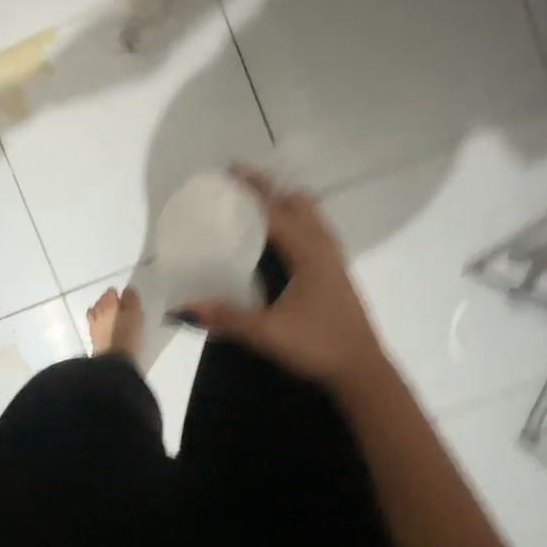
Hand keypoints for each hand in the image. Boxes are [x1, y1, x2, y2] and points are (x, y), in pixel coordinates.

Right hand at [185, 167, 383, 388]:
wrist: (363, 372)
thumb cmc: (318, 346)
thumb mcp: (268, 334)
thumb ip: (226, 318)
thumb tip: (184, 307)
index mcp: (308, 254)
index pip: (276, 212)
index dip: (251, 192)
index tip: (228, 173)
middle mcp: (324, 249)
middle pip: (298, 203)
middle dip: (270, 187)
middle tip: (241, 177)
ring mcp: (334, 260)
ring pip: (311, 216)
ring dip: (286, 201)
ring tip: (260, 197)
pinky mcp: (336, 274)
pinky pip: (316, 232)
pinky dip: (297, 220)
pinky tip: (284, 235)